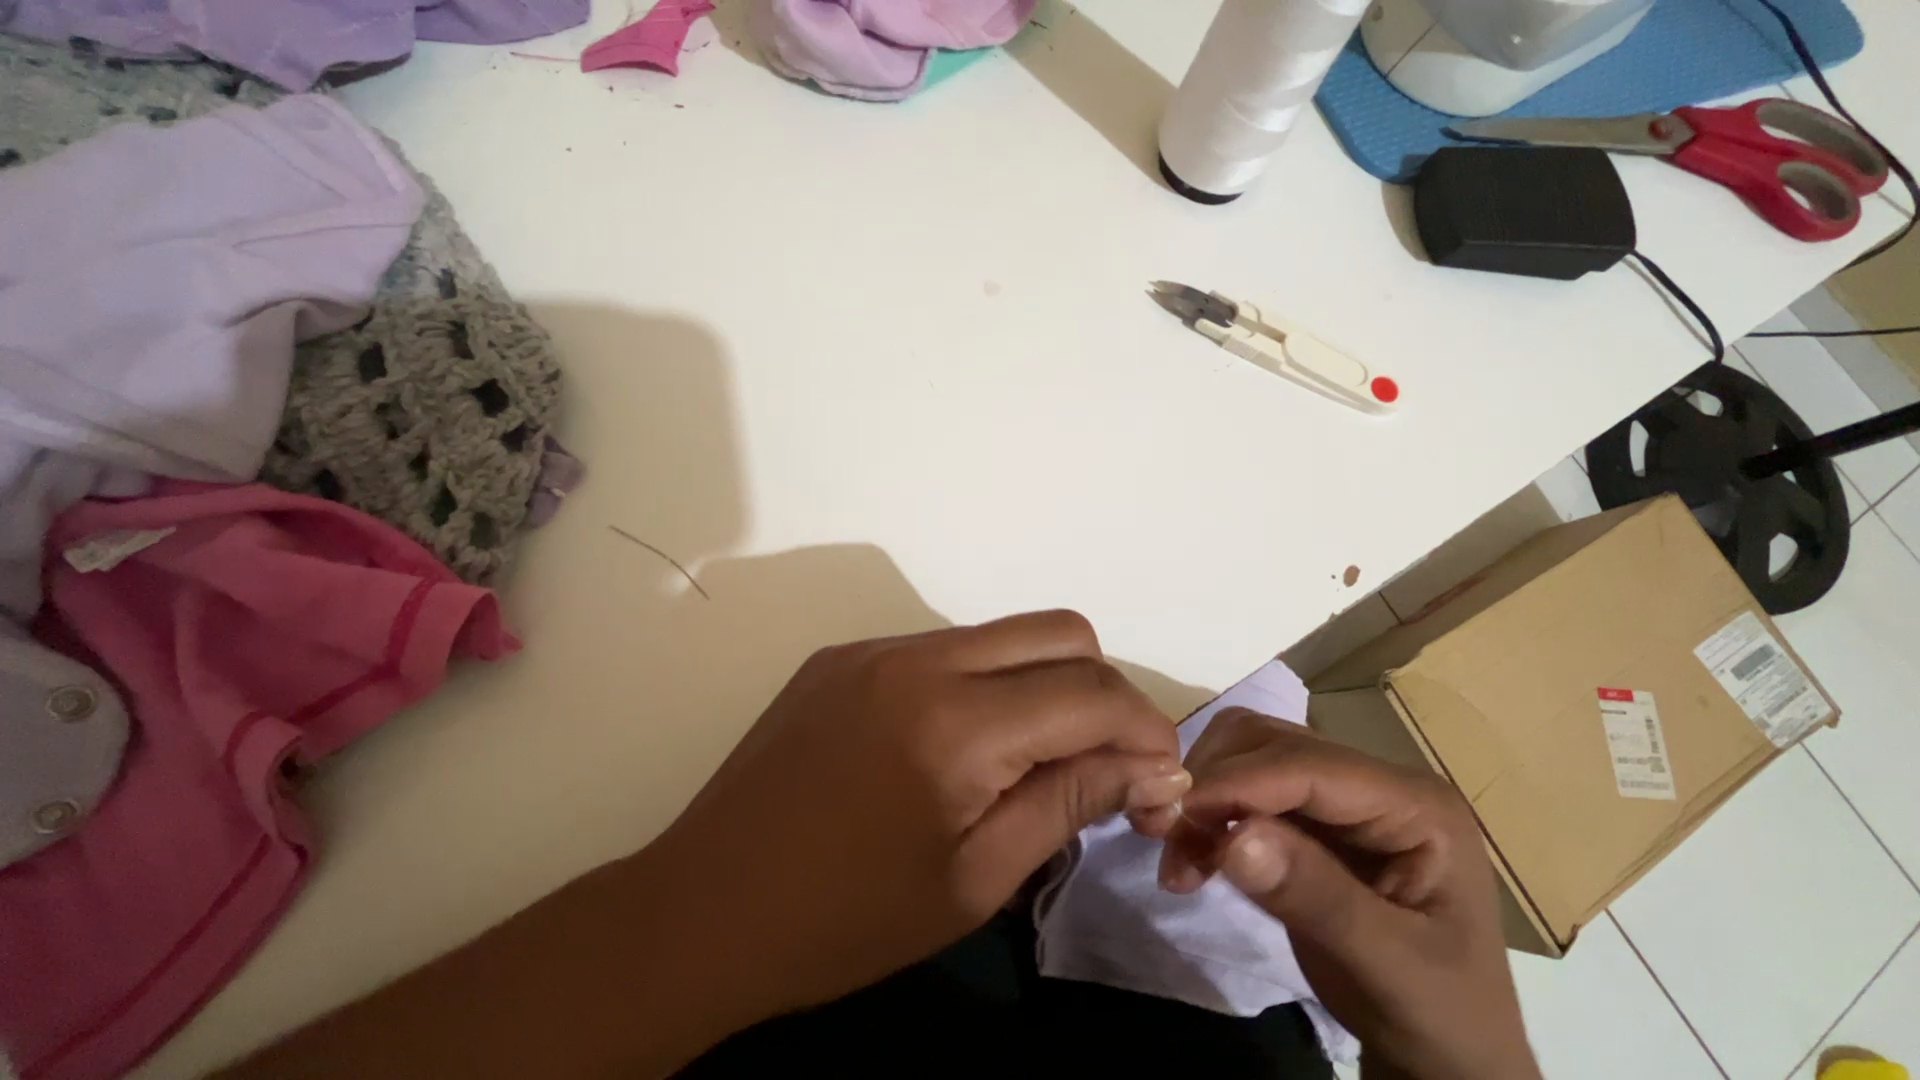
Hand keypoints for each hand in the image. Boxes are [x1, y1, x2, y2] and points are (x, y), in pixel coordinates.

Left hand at [657, 610, 1186, 1021]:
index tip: (1156, 781)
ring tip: (1032, 760)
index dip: (1144, 731)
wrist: (704, 909)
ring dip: (1041, 684)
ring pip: (1001, 635)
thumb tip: (1147, 765)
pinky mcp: (841, 656)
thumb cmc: (846, 921)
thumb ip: (1067, 802)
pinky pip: (944, 649)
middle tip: (1101, 766)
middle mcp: (916, 659)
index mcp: (955, 724)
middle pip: (1057, 632)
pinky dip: (982, 684)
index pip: (1091, 692)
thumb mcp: (976, 881)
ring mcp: (872, 648)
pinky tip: (961, 747)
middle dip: (1102, 692)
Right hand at [1143, 709, 1539, 1079]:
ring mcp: (1341, 799)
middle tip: (1170, 839)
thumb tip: (1233, 837)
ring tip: (1181, 857)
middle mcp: (1376, 784)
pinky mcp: (1310, 821)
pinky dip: (1208, 818)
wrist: (1445, 1055)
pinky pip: (1244, 793)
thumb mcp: (1390, 967)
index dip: (1239, 782)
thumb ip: (1316, 898)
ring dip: (1205, 796)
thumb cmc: (1437, 1015)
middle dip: (1214, 782)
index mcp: (1415, 805)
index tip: (1175, 815)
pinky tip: (1194, 862)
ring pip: (1248, 757)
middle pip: (1271, 742)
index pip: (1312, 767)